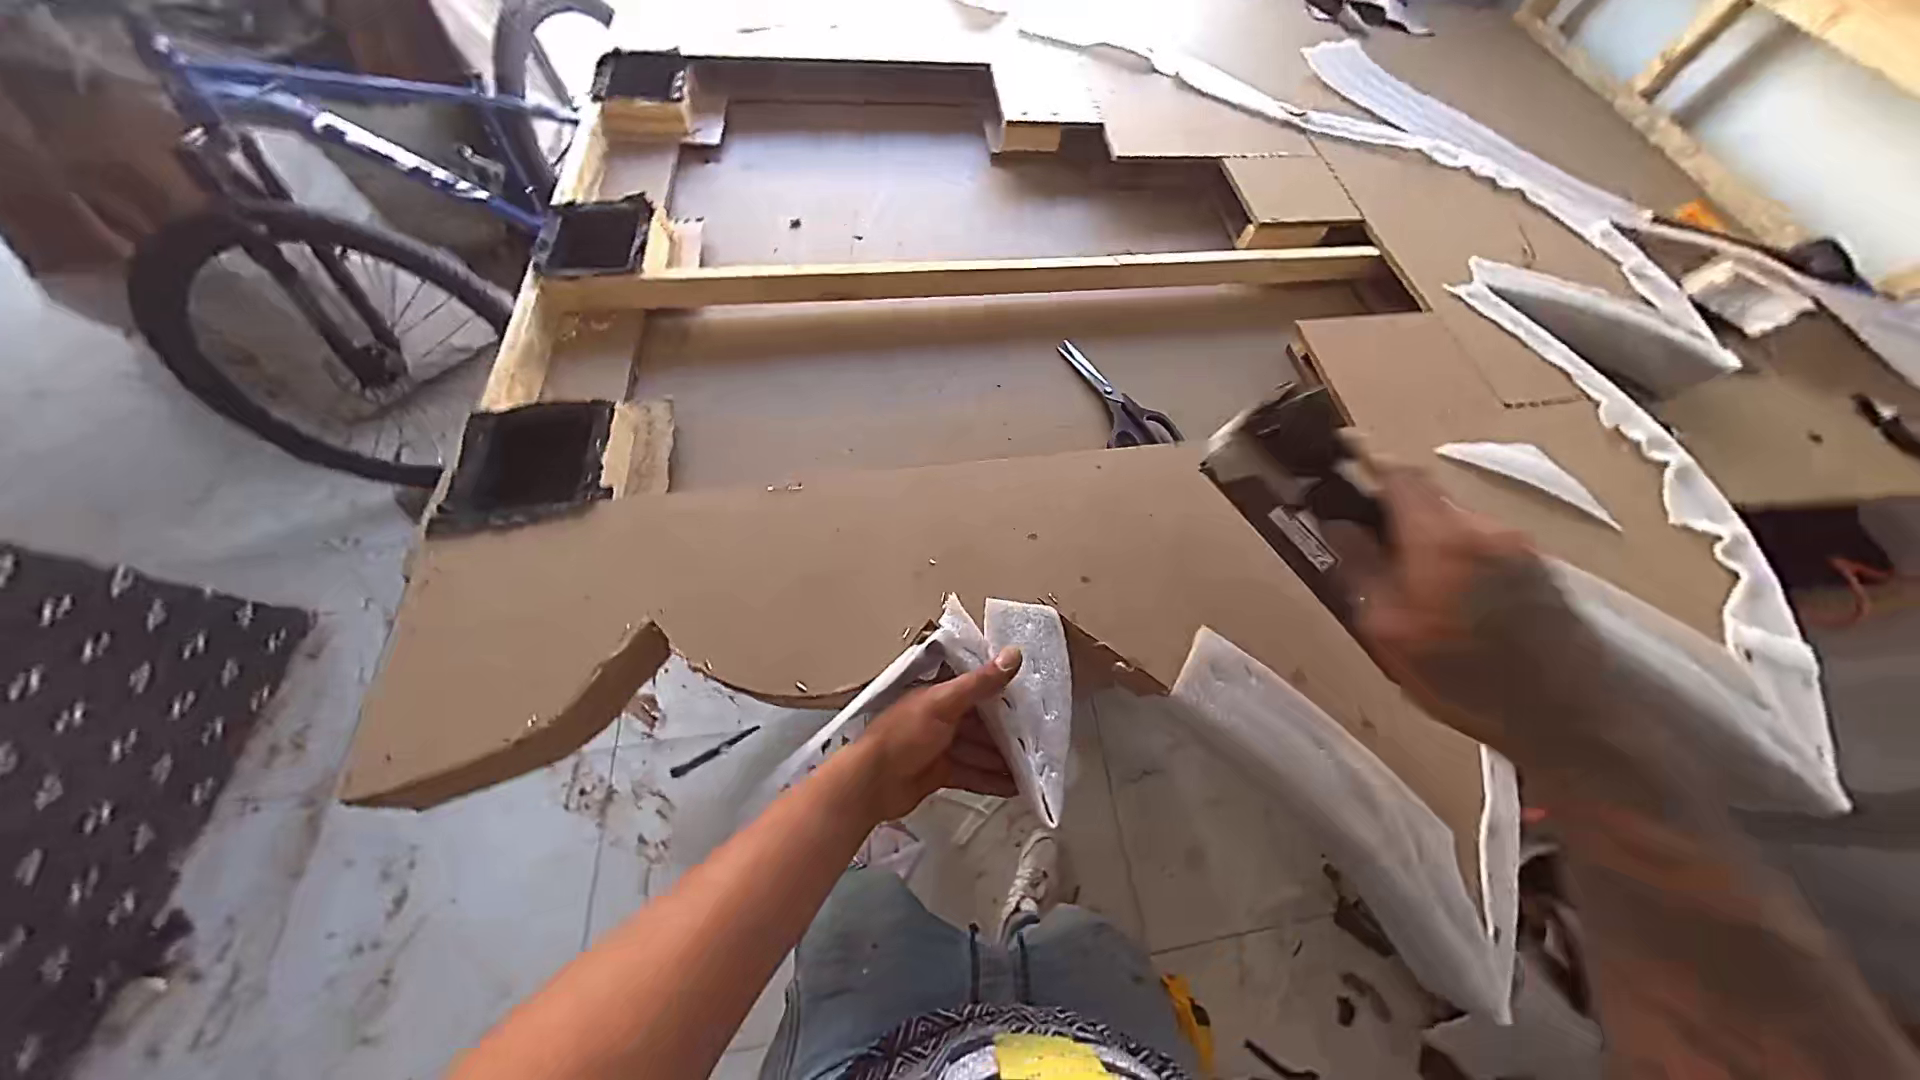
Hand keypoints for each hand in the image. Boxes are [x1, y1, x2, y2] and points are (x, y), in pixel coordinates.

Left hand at [847, 646, 1023, 822]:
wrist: (870, 783)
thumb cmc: (898, 736)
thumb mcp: (943, 703)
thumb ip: (980, 682)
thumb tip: (1010, 656)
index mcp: (940, 694)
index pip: (978, 689)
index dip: (1004, 694)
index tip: (1030, 699)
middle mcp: (941, 718)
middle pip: (982, 723)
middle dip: (1008, 733)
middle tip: (1037, 738)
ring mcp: (940, 746)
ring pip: (980, 750)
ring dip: (1003, 759)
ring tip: (1031, 767)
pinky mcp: (939, 772)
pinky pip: (972, 774)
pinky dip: (991, 779)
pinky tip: (1011, 786)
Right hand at [1342, 459, 1587, 757]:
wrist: (1565, 718)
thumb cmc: (1461, 677)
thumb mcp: (1385, 627)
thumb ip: (1358, 567)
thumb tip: (1337, 526)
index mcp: (1442, 539)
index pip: (1401, 475)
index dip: (1368, 468)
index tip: (1344, 473)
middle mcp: (1485, 531)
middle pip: (1427, 497)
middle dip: (1393, 513)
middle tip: (1368, 544)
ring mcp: (1520, 547)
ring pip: (1454, 521)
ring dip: (1425, 536)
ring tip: (1409, 580)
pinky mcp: (1542, 567)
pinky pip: (1482, 542)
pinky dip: (1456, 554)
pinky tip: (1449, 596)